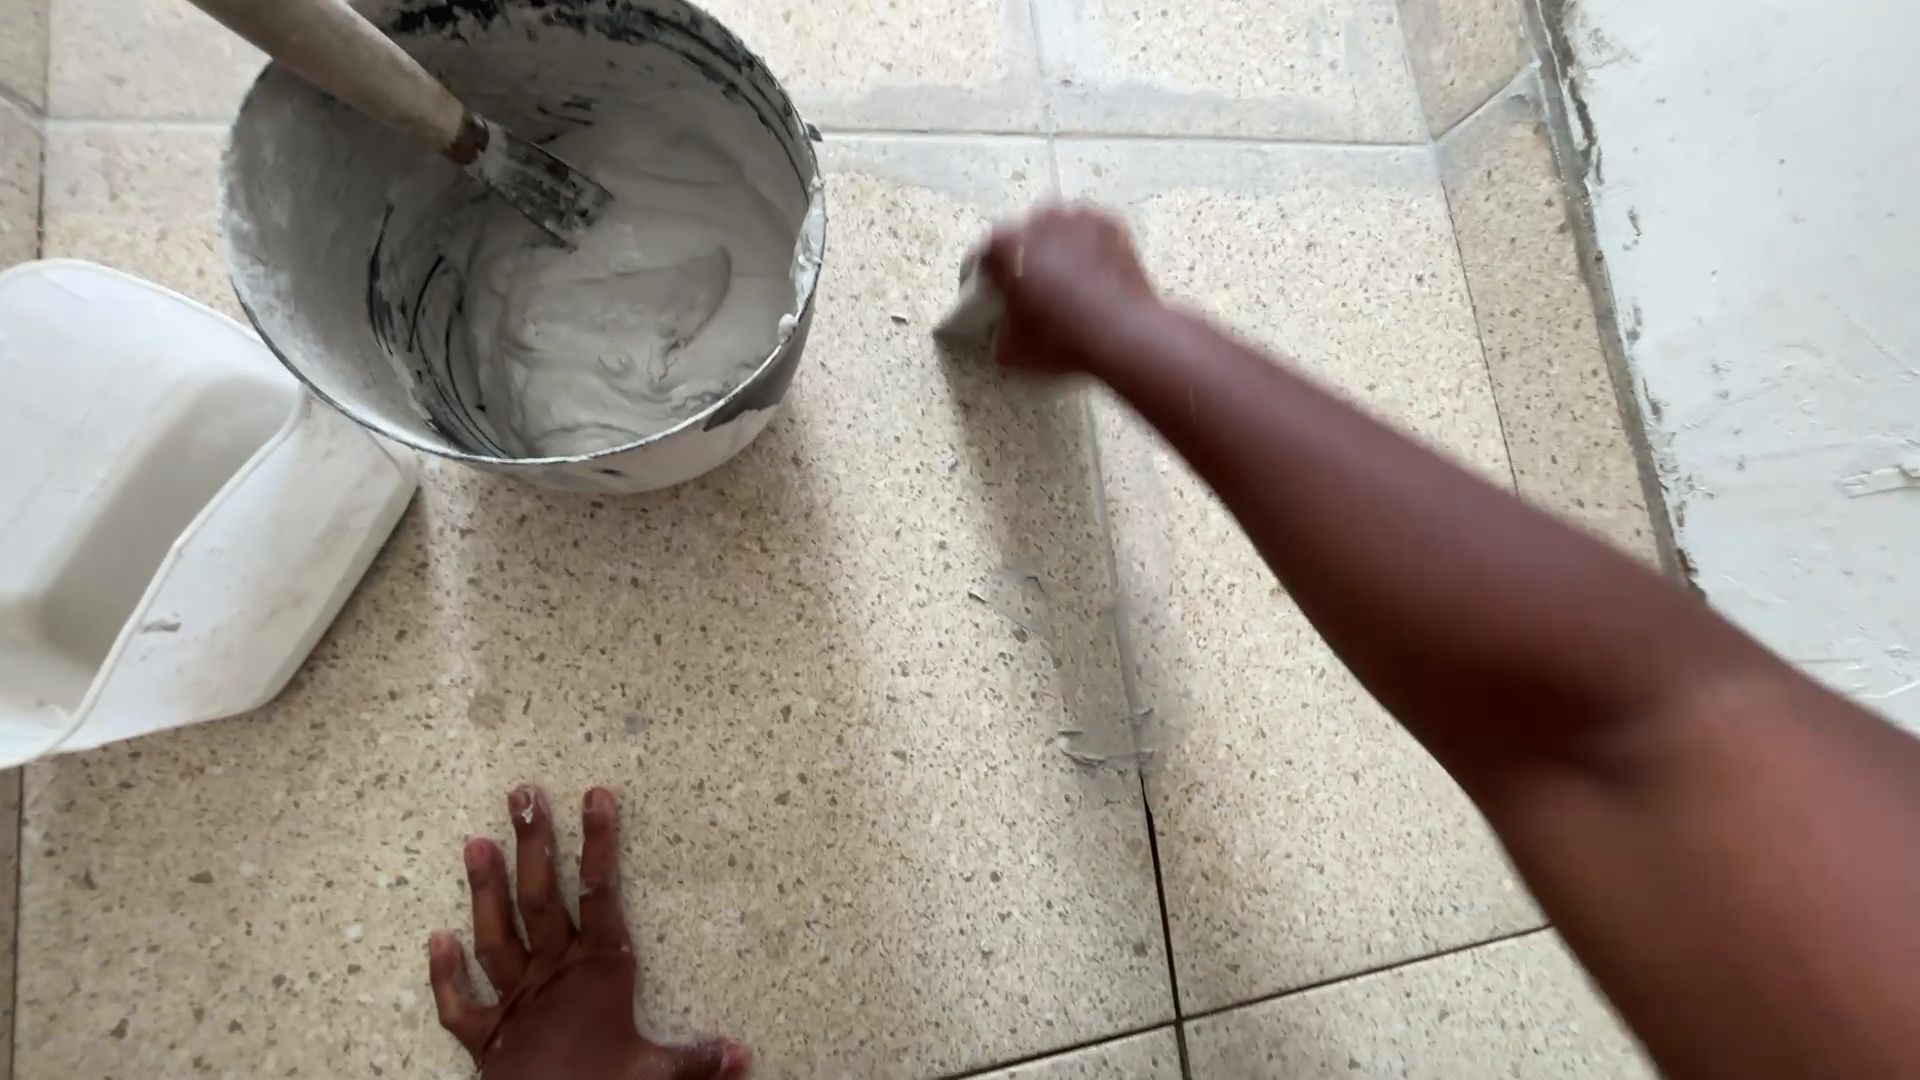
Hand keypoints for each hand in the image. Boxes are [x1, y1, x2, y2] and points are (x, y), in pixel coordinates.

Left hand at [428, 787, 749, 1079]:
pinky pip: (459, 1003)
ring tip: (476, 843)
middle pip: (542, 898)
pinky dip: (445, 973)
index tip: (595, 796)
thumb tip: (743, 1053)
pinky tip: (436, 939)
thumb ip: (697, 1058)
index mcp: (598, 969)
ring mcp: (515, 1002)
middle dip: (535, 844)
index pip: (602, 890)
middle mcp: (554, 972)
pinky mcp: (484, 1038)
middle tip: (523, 797)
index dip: (601, 841)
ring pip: (497, 935)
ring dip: (486, 889)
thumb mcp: (657, 1076)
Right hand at [979, 204, 1162, 373]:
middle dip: (1021, 257)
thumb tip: (1002, 329)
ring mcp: (1077, 217)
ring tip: (1063, 279)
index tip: (989, 290)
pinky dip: (1086, 249)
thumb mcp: (1012, 349)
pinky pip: (1088, 234)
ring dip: (1055, 248)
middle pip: (1020, 236)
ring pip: (1057, 229)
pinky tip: (1092, 275)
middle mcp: (1038, 220)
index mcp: (1005, 245)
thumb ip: (997, 331)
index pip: (982, 254)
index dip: (983, 275)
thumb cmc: (1060, 339)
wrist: (1123, 333)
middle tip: (1029, 286)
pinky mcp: (1110, 224)